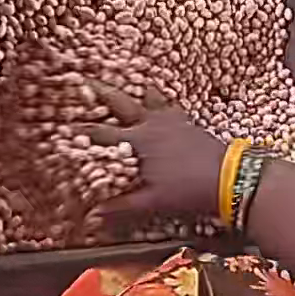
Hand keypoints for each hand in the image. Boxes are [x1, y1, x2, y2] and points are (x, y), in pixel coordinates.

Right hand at [87, 82, 228, 217]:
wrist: (230, 178)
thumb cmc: (186, 190)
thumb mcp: (152, 201)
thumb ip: (122, 205)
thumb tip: (94, 215)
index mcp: (138, 141)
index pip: (102, 135)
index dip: (82, 131)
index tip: (64, 125)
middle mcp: (151, 124)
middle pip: (121, 104)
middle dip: (102, 93)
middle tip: (87, 80)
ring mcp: (171, 120)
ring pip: (148, 98)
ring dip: (136, 91)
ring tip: (128, 81)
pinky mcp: (187, 122)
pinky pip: (169, 106)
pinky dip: (160, 102)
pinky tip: (161, 102)